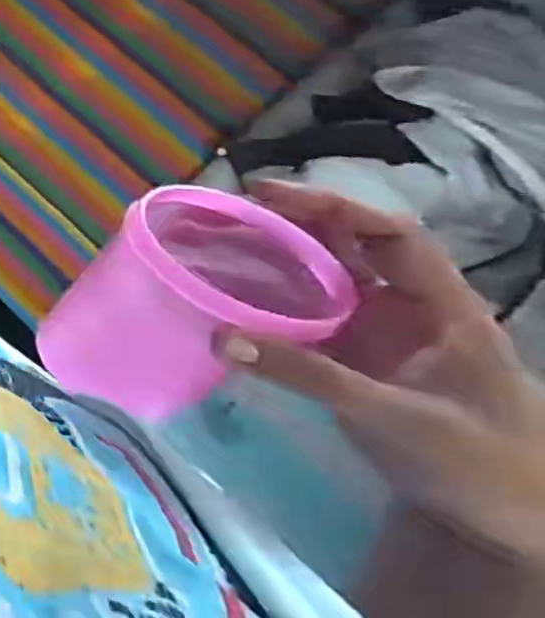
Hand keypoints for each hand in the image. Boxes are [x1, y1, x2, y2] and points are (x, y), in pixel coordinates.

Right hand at [218, 181, 544, 564]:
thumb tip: (219, 337)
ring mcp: (378, 328)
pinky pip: (303, 303)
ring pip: (322, 269)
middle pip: (349, 243)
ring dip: (271, 248)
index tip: (264, 194)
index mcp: (445, 311)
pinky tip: (225, 282)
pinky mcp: (349, 349)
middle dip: (288, 218)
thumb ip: (307, 375)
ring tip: (212, 235)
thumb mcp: (396, 420)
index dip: (333, 206)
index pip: (393, 236)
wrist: (507, 524)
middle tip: (221, 209)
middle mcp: (409, 307)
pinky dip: (263, 285)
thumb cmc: (477, 466)